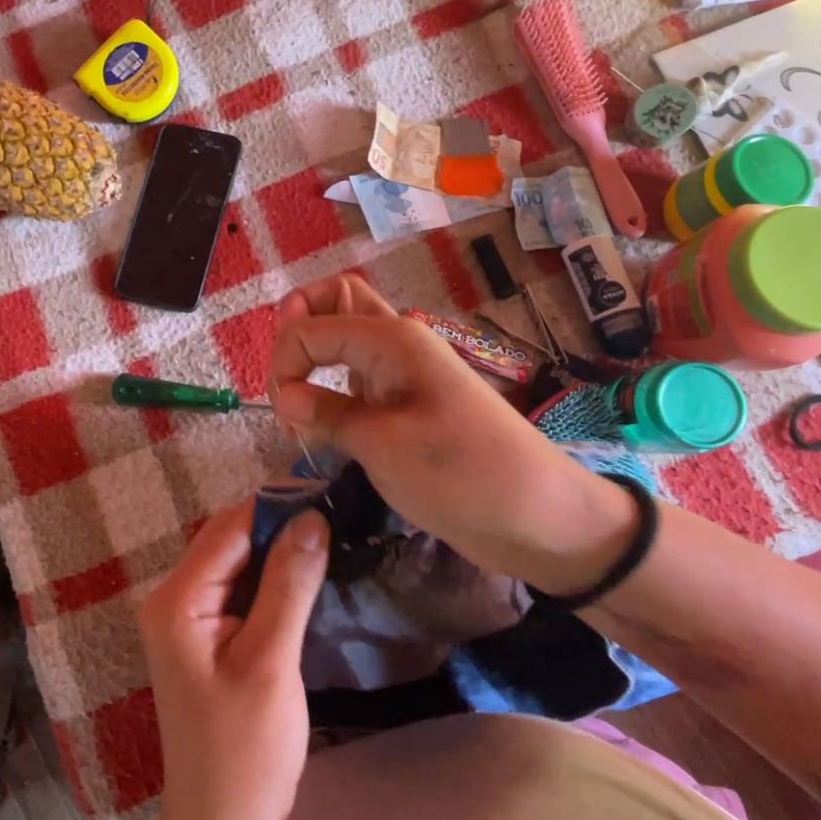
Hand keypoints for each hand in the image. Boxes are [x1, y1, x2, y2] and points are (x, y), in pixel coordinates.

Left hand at [139, 501, 327, 819]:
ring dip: (280, 549)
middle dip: (281, 523)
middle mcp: (175, 597)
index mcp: (178, 599)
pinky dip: (273, 577)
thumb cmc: (243, 749)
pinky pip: (240, 587)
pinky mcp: (207, 635)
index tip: (331, 489)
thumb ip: (287, 586)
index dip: (279, 504)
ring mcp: (189, 617)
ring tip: (334, 531)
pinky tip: (310, 572)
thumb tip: (311, 517)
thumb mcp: (270, 663)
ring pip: (238, 560)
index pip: (230, 527)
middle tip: (340, 511)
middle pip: (231, 538)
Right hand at [267, 273, 637, 594]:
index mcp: (391, 340)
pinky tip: (323, 427)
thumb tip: (285, 397)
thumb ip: (327, 413)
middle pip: (335, 303)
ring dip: (314, 361)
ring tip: (299, 413)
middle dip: (298, 331)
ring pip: (344, 342)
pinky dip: (332, 392)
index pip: (311, 327)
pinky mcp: (406, 407)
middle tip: (285, 383)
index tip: (285, 415)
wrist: (535, 516)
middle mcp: (396, 345)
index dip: (285, 364)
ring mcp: (403, 375)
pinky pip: (357, 381)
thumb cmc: (459, 473)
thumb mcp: (382, 445)